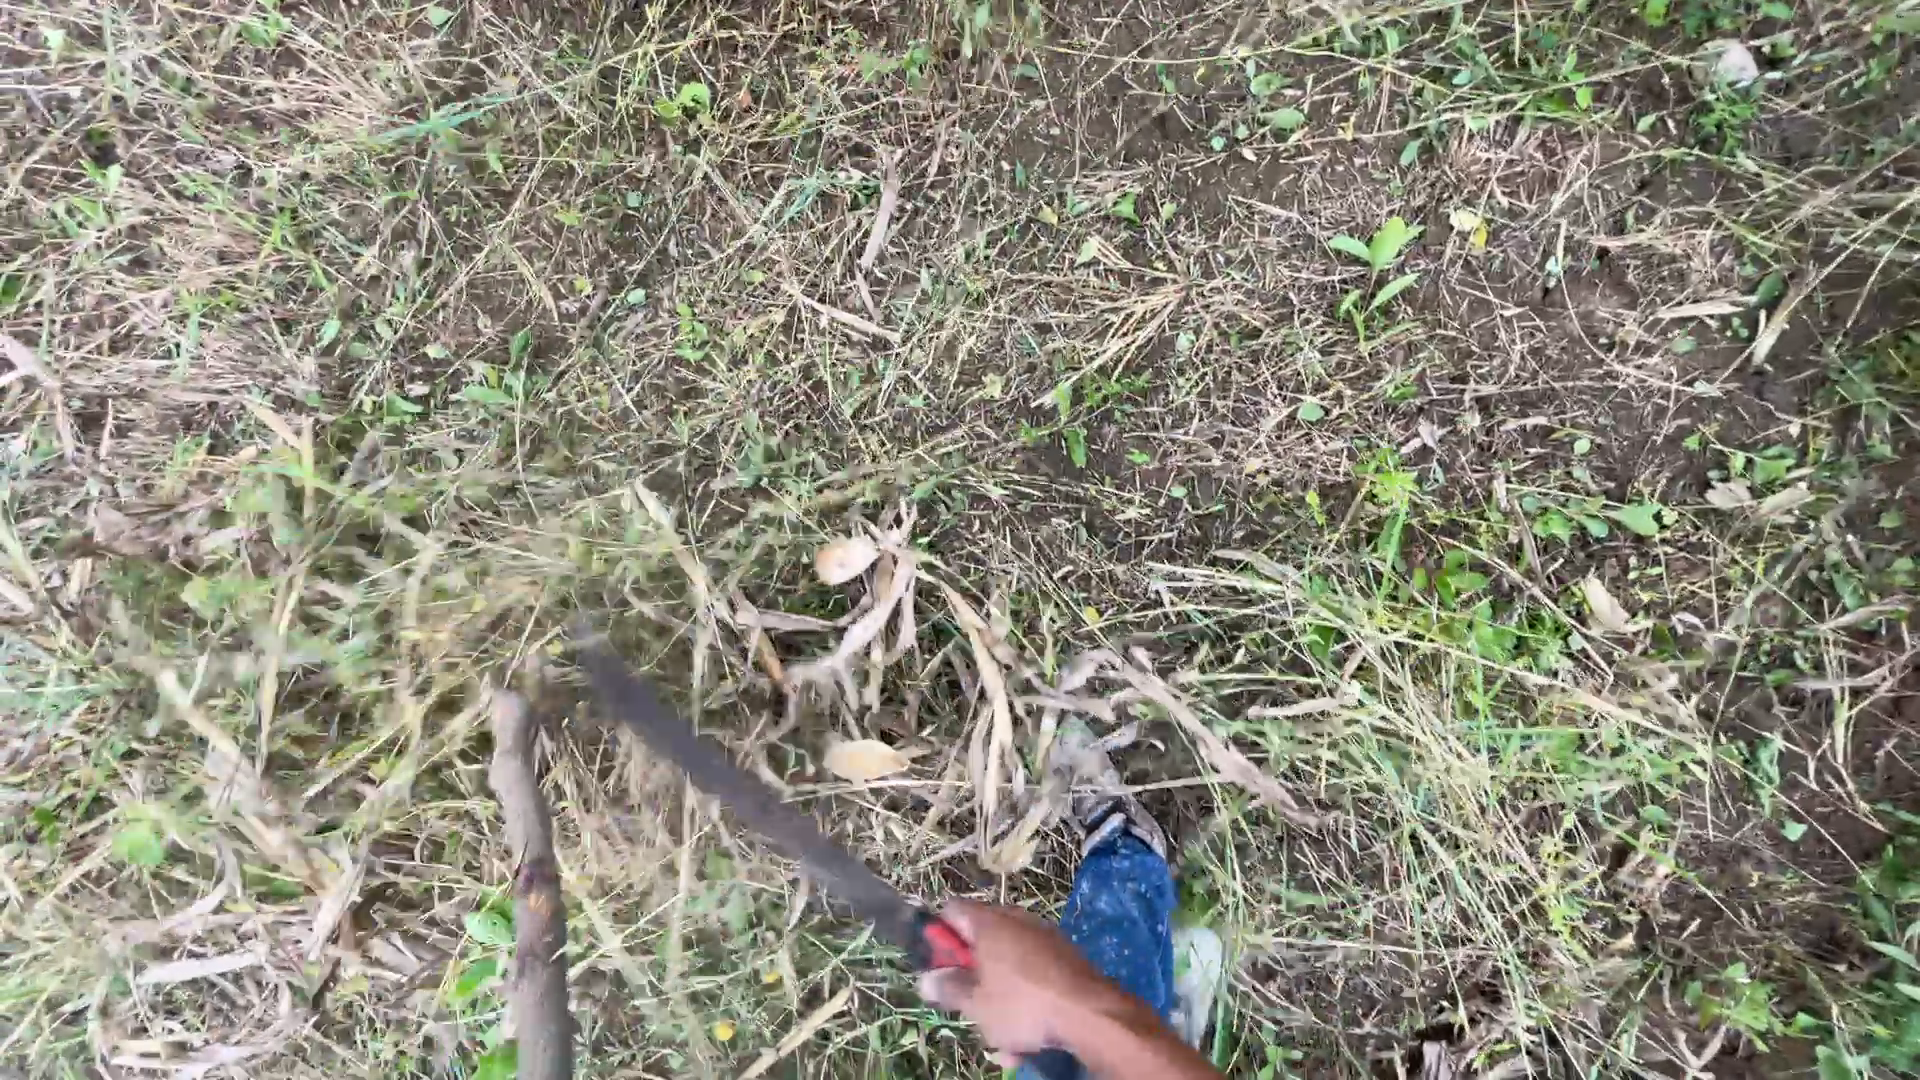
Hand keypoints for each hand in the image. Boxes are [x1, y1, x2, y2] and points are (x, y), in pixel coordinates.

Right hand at [916, 900, 1127, 1061]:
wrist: (1088, 1012)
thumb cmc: (1022, 1003)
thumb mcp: (976, 1004)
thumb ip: (949, 989)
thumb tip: (927, 978)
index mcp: (988, 921)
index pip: (952, 910)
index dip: (940, 935)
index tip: (940, 965)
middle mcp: (1013, 918)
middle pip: (980, 939)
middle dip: (973, 975)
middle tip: (969, 1004)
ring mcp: (1040, 934)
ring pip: (1007, 964)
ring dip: (999, 997)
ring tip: (1001, 1038)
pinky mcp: (1061, 954)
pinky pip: (1031, 973)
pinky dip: (1024, 998)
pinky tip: (1026, 1037)